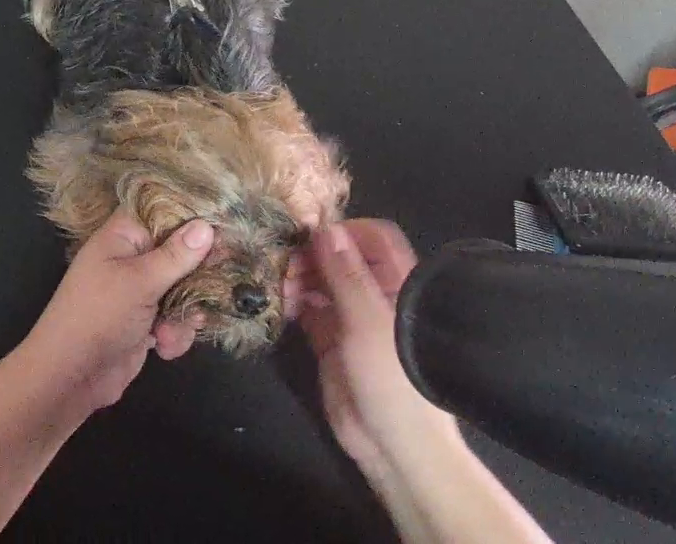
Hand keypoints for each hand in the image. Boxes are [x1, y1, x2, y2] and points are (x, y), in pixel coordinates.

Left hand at [15, 210, 215, 413]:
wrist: (72, 375)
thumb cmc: (99, 315)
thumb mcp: (140, 281)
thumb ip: (176, 256)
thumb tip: (206, 226)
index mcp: (123, 235)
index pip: (163, 212)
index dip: (193, 220)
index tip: (224, 230)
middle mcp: (132, 258)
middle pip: (181, 254)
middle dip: (196, 279)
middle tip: (215, 288)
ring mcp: (140, 291)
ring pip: (184, 290)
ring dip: (184, 315)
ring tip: (170, 330)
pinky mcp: (146, 321)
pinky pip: (176, 319)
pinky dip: (175, 334)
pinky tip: (162, 348)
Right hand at [295, 219, 457, 465]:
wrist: (394, 445)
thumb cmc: (395, 378)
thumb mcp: (369, 321)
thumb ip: (346, 275)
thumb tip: (324, 229)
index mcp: (396, 283)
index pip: (372, 237)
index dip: (344, 230)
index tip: (309, 234)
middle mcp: (372, 293)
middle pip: (339, 256)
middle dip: (311, 254)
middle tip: (285, 263)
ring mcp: (349, 316)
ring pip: (319, 280)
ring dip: (297, 277)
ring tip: (281, 287)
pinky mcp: (329, 339)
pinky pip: (306, 308)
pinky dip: (291, 301)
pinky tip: (279, 302)